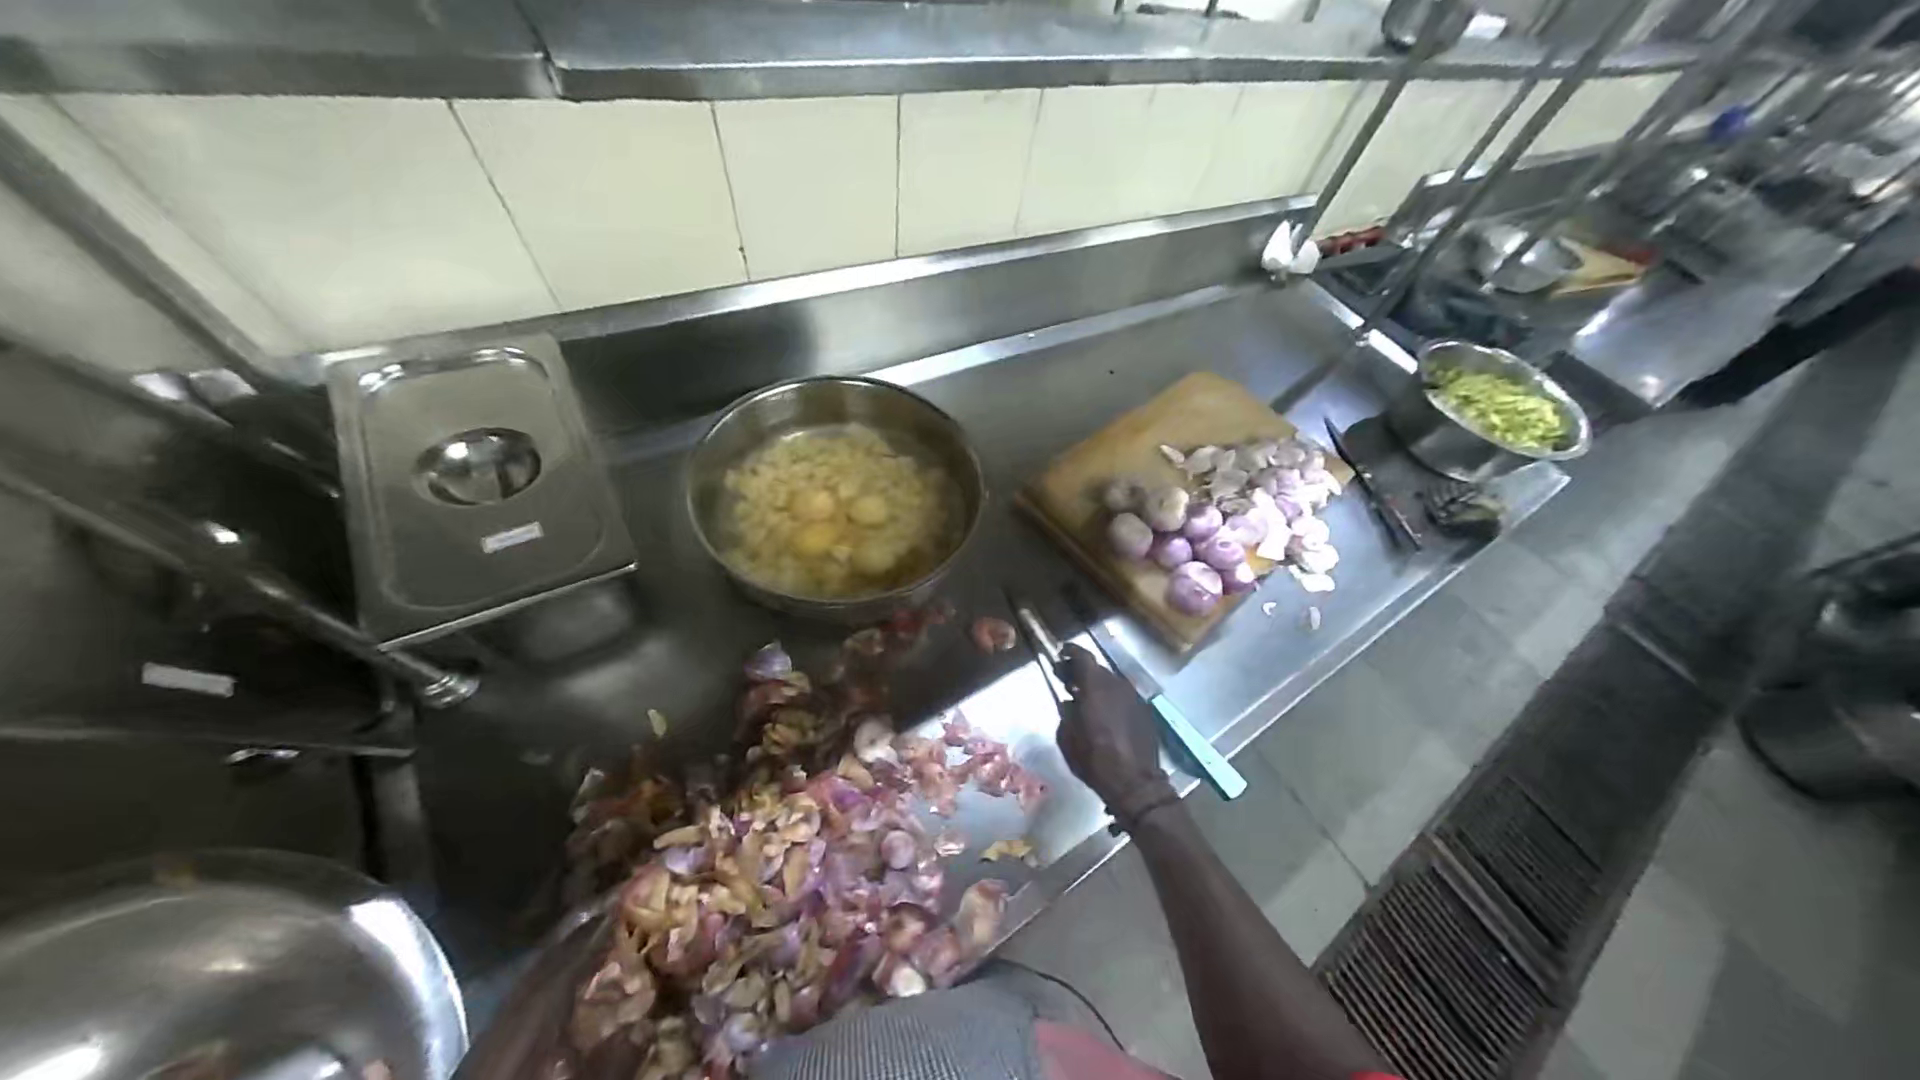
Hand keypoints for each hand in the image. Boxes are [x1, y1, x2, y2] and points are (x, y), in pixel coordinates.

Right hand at [1056, 644, 1175, 822]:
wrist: (1135, 783)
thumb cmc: (1095, 759)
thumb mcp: (1068, 737)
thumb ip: (1066, 712)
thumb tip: (1069, 702)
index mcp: (1096, 687)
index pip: (1083, 656)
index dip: (1071, 651)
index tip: (1061, 653)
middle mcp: (1117, 685)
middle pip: (1098, 669)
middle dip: (1082, 671)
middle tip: (1068, 680)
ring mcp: (1134, 697)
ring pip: (1112, 682)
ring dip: (1098, 685)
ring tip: (1086, 698)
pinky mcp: (1144, 711)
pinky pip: (1124, 697)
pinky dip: (1112, 698)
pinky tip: (1105, 714)